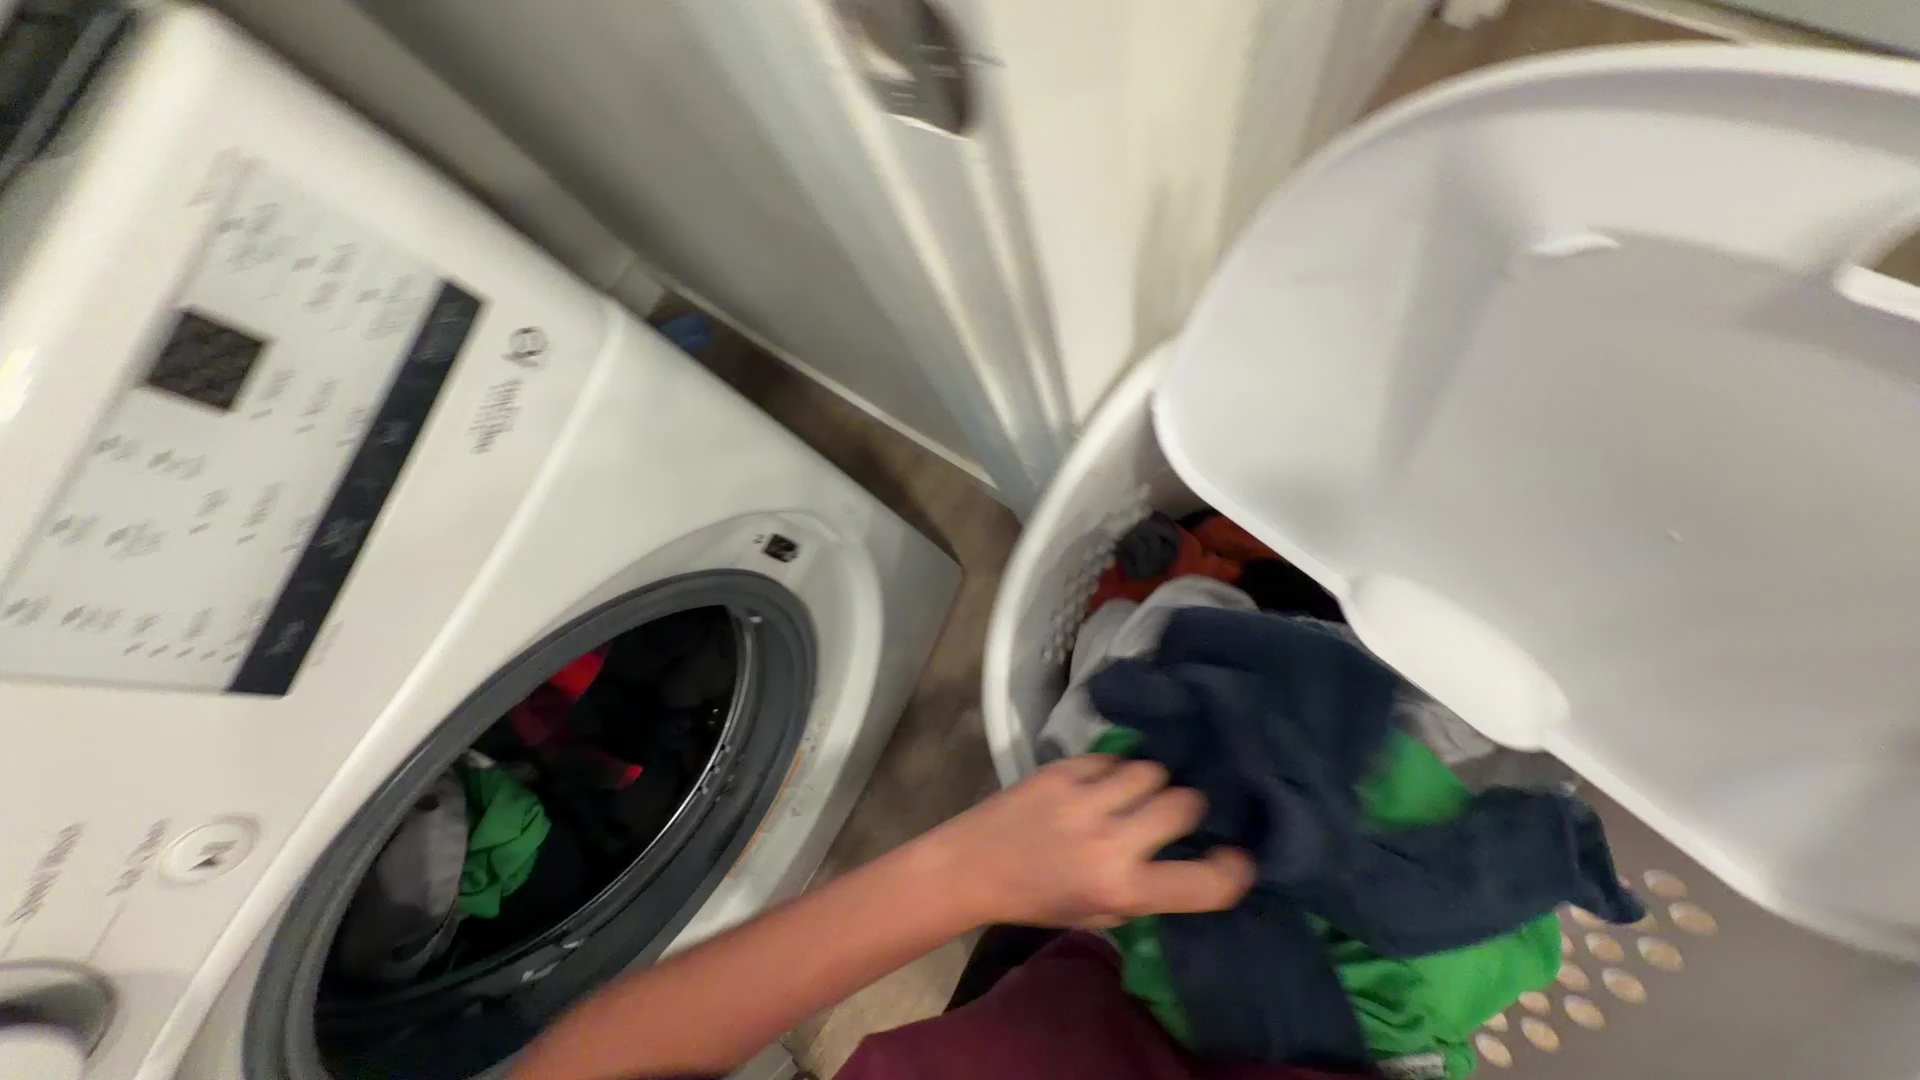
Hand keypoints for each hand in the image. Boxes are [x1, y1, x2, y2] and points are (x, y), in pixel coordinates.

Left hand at [916, 755, 1254, 928]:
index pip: (1206, 883)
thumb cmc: (1037, 899)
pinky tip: (1101, 781)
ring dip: (1151, 782)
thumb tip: (1186, 858)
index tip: (1236, 857)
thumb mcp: (1099, 915)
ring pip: (1151, 770)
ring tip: (1134, 792)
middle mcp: (1110, 841)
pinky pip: (1111, 758)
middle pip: (1185, 803)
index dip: (1234, 870)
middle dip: (1187, 807)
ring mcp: (1085, 799)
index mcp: (1122, 890)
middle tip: (1174, 813)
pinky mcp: (1062, 770)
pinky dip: (1113, 768)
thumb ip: (1144, 889)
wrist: (973, 865)